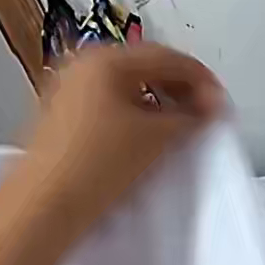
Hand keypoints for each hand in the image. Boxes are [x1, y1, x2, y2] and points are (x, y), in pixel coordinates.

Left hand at [13, 43, 223, 242]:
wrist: (45, 207)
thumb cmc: (91, 168)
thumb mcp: (156, 138)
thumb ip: (190, 117)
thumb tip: (206, 109)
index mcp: (104, 59)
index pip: (168, 57)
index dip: (202, 80)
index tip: (219, 102)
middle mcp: (82, 68)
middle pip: (147, 69)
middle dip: (180, 92)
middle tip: (204, 115)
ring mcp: (70, 93)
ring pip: (129, 90)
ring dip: (160, 107)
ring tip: (180, 132)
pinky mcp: (65, 120)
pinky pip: (112, 109)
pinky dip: (137, 120)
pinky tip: (149, 143)